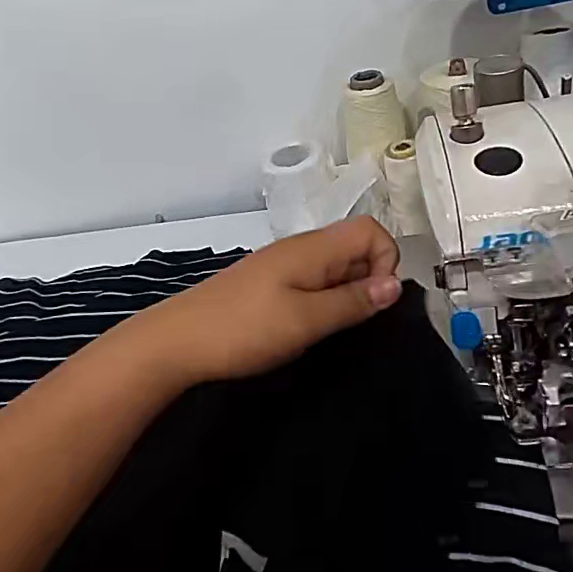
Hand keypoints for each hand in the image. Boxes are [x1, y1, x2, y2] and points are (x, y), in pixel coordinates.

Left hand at [107, 217, 402, 389]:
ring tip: (325, 328)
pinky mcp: (268, 282)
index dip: (386, 261)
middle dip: (367, 279)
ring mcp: (281, 264)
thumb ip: (353, 301)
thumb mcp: (306, 320)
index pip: (371, 230)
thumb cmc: (244, 329)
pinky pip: (312, 280)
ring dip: (344, 292)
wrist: (176, 342)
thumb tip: (395, 284)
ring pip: (333, 265)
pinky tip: (304, 326)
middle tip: (349, 321)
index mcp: (313, 248)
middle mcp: (300, 247)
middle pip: (354, 246)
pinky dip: (322, 299)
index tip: (374, 301)